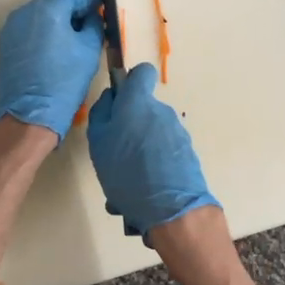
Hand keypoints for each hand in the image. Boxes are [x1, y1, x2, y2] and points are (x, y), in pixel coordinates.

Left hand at [0, 0, 104, 139]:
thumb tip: (92, 15)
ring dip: (57, 22)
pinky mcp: (5, 42)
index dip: (90, 0)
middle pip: (55, 2)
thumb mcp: (89, 50)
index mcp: (48, 8)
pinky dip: (42, 33)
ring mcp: (12, 27)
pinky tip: (52, 51)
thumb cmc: (64, 81)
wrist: (29, 114)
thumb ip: (94, 24)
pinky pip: (29, 29)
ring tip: (71, 42)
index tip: (101, 12)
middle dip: (73, 11)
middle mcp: (25, 11)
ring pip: (41, 15)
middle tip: (89, 27)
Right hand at [86, 63, 218, 238]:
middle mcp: (161, 112)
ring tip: (128, 182)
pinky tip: (143, 192)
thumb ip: (101, 114)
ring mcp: (177, 133)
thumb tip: (110, 97)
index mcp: (138, 103)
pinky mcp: (187, 153)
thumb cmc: (127, 172)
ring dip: (139, 150)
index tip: (119, 100)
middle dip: (130, 126)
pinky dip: (152, 166)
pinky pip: (162, 153)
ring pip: (151, 134)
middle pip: (143, 109)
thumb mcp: (98, 143)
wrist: (174, 211)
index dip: (130, 81)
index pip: (142, 73)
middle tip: (115, 153)